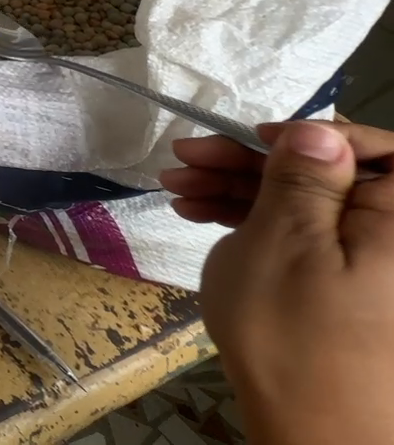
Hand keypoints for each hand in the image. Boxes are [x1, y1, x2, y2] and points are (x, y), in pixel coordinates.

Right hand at [163, 121, 393, 444]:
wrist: (315, 425)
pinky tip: (198, 212)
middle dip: (257, 160)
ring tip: (175, 187)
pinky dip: (251, 216)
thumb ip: (305, 181)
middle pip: (336, 175)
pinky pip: (304, 231)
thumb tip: (318, 132)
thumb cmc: (294, 326)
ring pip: (309, 201)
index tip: (257, 137)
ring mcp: (373, 264)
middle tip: (185, 157)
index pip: (389, 154)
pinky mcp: (346, 283)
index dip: (323, 136)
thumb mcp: (285, 241)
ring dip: (240, 186)